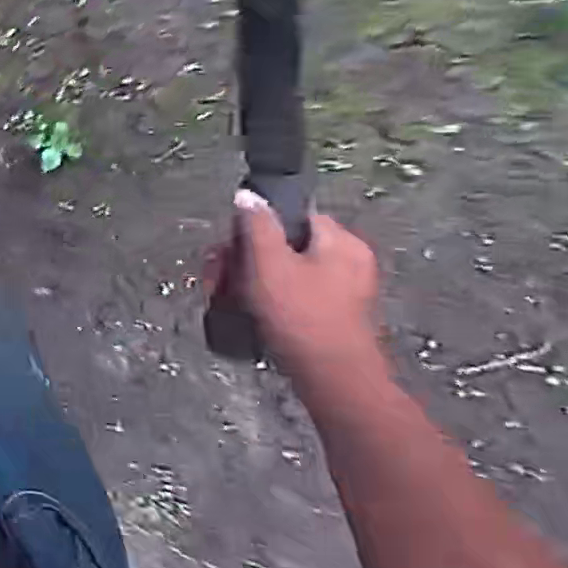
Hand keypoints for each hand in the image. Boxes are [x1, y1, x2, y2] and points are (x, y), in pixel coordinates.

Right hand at [231, 189, 381, 371]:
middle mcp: (348, 259)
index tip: (230, 245)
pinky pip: (290, 285)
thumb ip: (257, 226)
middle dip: (243, 254)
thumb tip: (249, 196)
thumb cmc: (298, 311)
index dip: (256, 225)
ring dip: (246, 274)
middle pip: (283, 241)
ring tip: (224, 291)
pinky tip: (243, 303)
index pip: (293, 215)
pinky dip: (263, 290)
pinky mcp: (330, 306)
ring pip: (281, 264)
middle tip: (219, 273)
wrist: (330, 372)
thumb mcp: (268, 263)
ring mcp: (341, 285)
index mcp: (341, 243)